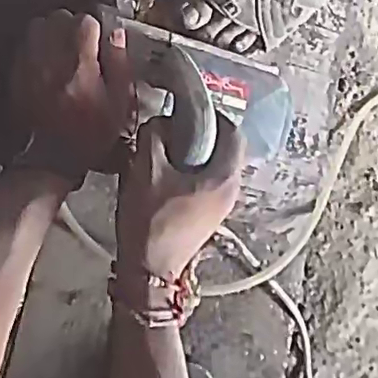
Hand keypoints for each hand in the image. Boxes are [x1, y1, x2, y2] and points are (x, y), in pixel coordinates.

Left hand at [10, 10, 134, 174]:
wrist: (45, 162)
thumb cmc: (85, 138)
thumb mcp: (118, 106)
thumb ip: (120, 66)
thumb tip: (116, 36)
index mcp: (80, 63)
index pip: (86, 21)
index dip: (96, 28)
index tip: (100, 40)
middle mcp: (51, 58)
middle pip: (60, 17)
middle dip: (73, 26)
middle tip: (83, 44)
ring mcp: (29, 64)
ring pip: (39, 26)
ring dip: (52, 31)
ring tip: (63, 49)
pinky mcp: (15, 73)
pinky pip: (25, 44)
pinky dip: (36, 45)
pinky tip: (46, 61)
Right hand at [116, 113, 243, 280]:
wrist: (149, 270)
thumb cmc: (150, 219)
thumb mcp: (144, 168)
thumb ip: (153, 135)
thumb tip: (160, 123)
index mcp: (224, 177)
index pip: (232, 130)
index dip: (211, 112)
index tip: (186, 107)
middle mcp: (231, 190)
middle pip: (222, 147)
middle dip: (197, 132)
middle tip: (169, 126)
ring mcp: (221, 206)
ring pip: (212, 165)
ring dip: (190, 152)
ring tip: (162, 148)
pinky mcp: (208, 215)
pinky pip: (204, 181)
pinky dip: (188, 170)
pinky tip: (163, 172)